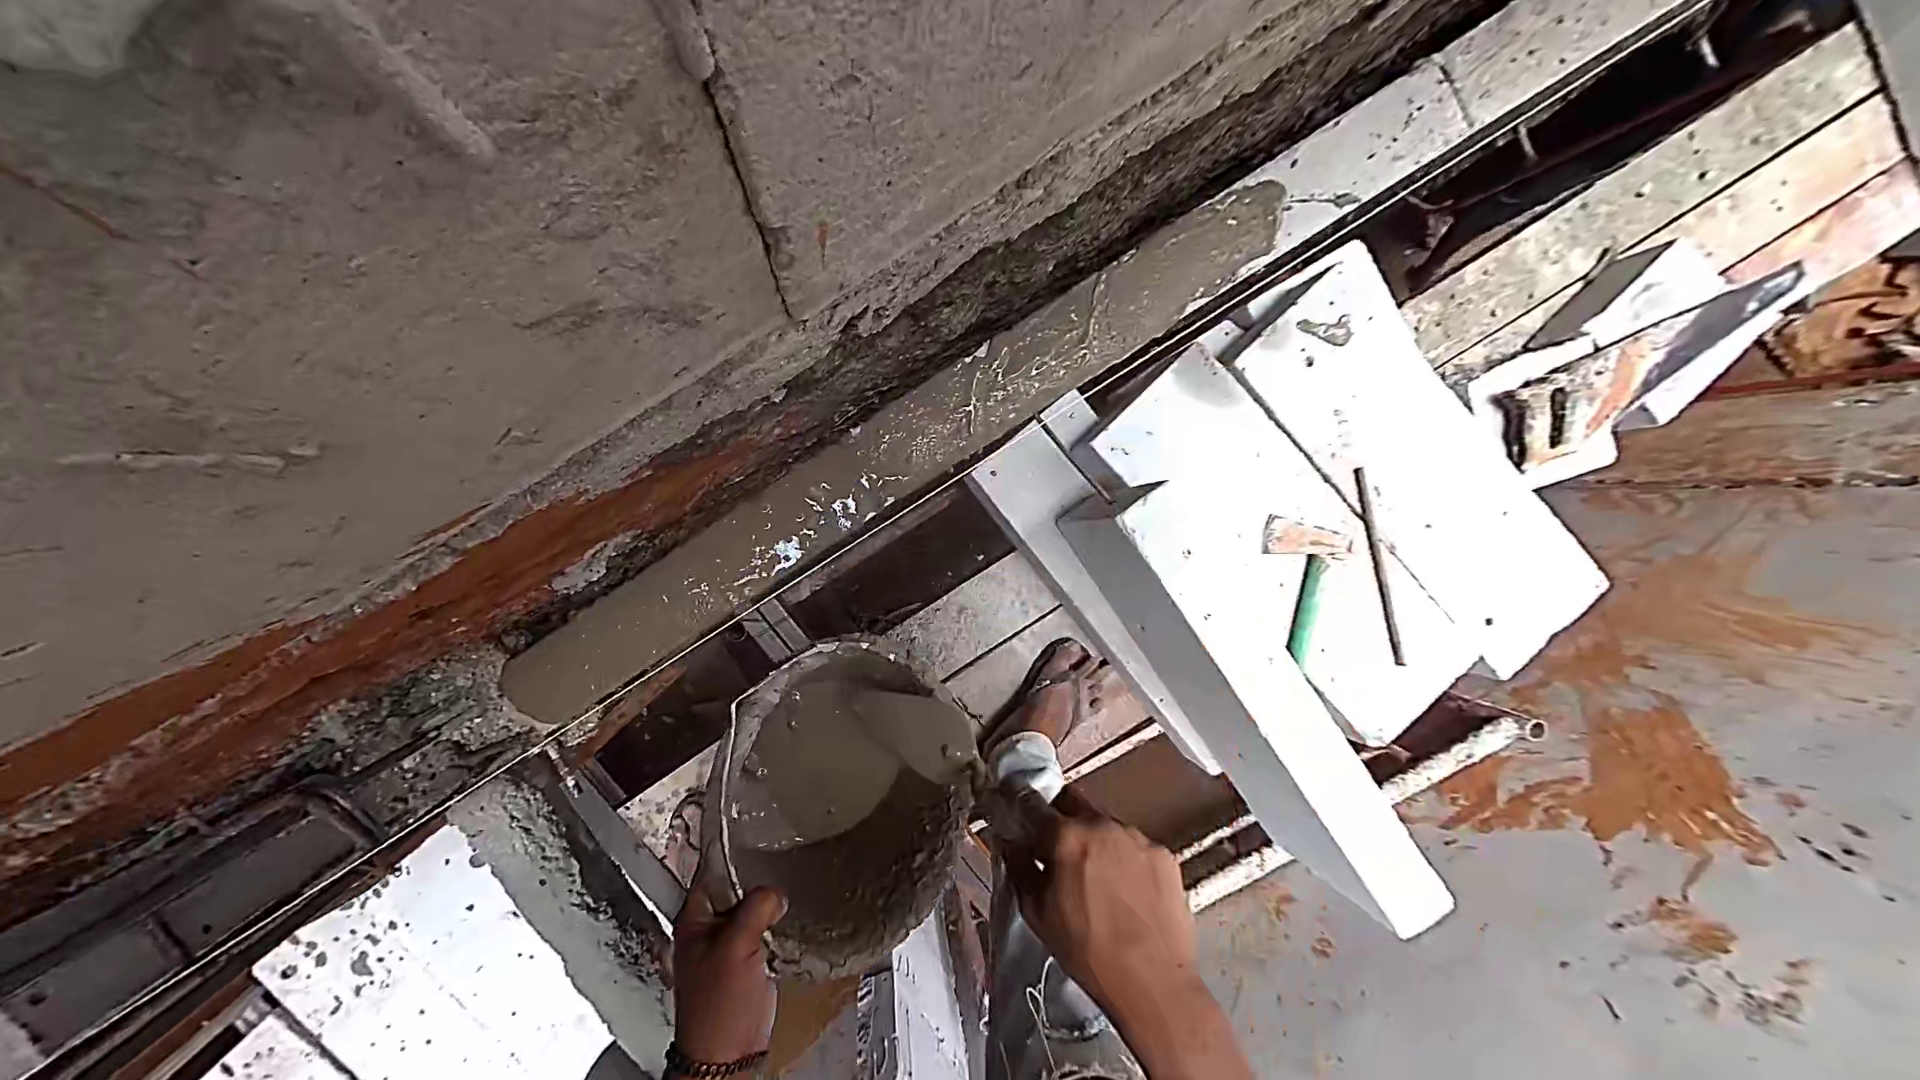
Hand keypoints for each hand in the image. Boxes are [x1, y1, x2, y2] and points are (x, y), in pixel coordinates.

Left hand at [671, 862, 786, 1064]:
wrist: (730, 1054)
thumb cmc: (719, 1005)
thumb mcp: (736, 945)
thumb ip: (757, 907)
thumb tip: (776, 892)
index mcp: (694, 919)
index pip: (710, 870)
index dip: (729, 850)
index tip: (752, 830)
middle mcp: (710, 926)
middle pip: (734, 885)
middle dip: (756, 873)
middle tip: (780, 851)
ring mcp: (729, 942)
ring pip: (751, 905)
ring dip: (768, 897)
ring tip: (789, 875)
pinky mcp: (749, 956)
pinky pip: (764, 925)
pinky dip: (776, 917)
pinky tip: (790, 910)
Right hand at [1004, 787, 1195, 1016]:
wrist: (1153, 984)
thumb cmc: (1093, 955)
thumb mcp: (1038, 913)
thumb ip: (1020, 868)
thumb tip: (1013, 847)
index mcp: (1067, 837)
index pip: (1036, 804)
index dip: (1026, 813)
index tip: (1024, 822)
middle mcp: (1104, 827)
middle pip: (1074, 804)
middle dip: (1063, 820)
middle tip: (1058, 850)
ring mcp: (1138, 839)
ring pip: (1107, 826)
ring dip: (1097, 842)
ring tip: (1097, 882)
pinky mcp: (1163, 856)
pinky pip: (1136, 847)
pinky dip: (1127, 860)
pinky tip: (1125, 892)